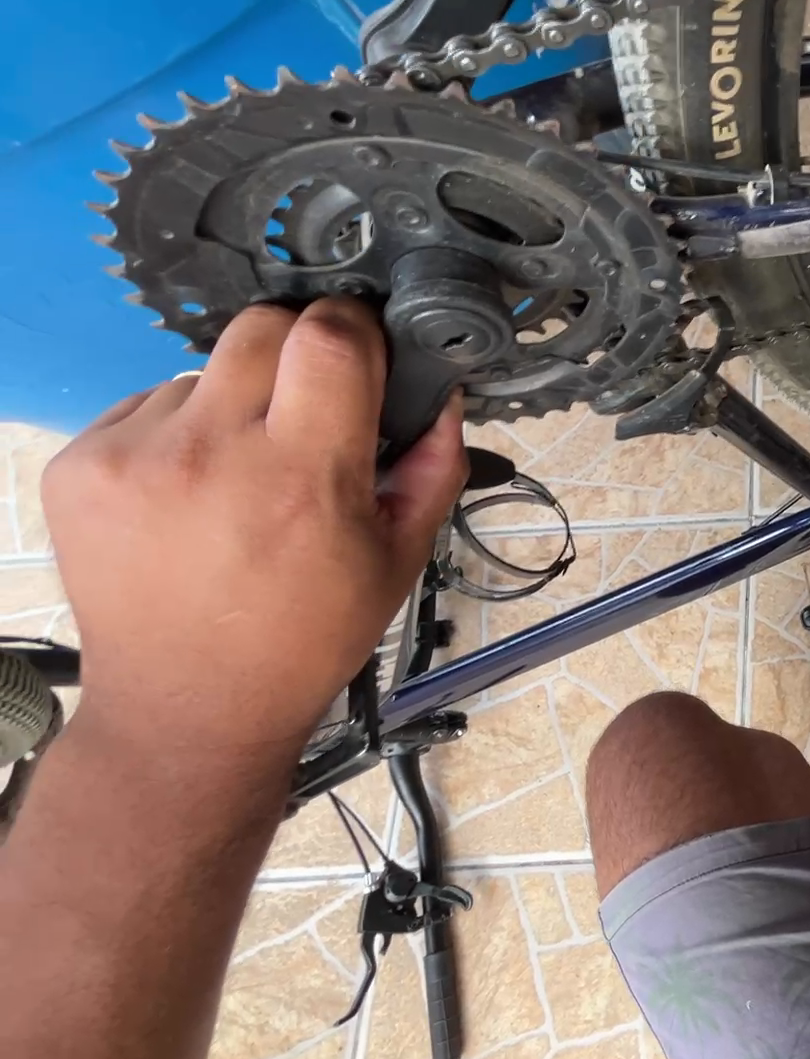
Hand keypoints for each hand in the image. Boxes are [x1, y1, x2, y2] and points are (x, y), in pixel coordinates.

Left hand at [43, 300, 467, 751]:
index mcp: (305, 477)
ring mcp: (130, 453)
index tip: (373, 334)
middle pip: (261, 328)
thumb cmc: (319, 629)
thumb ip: (435, 466)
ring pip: (205, 369)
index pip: (329, 342)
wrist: (195, 696)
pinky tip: (208, 483)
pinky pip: (152, 404)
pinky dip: (194, 426)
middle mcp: (210, 451)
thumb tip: (443, 397)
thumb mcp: (405, 552)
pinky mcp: (79, 464)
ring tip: (259, 462)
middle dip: (306, 342)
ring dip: (248, 394)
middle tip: (327, 394)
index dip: (358, 323)